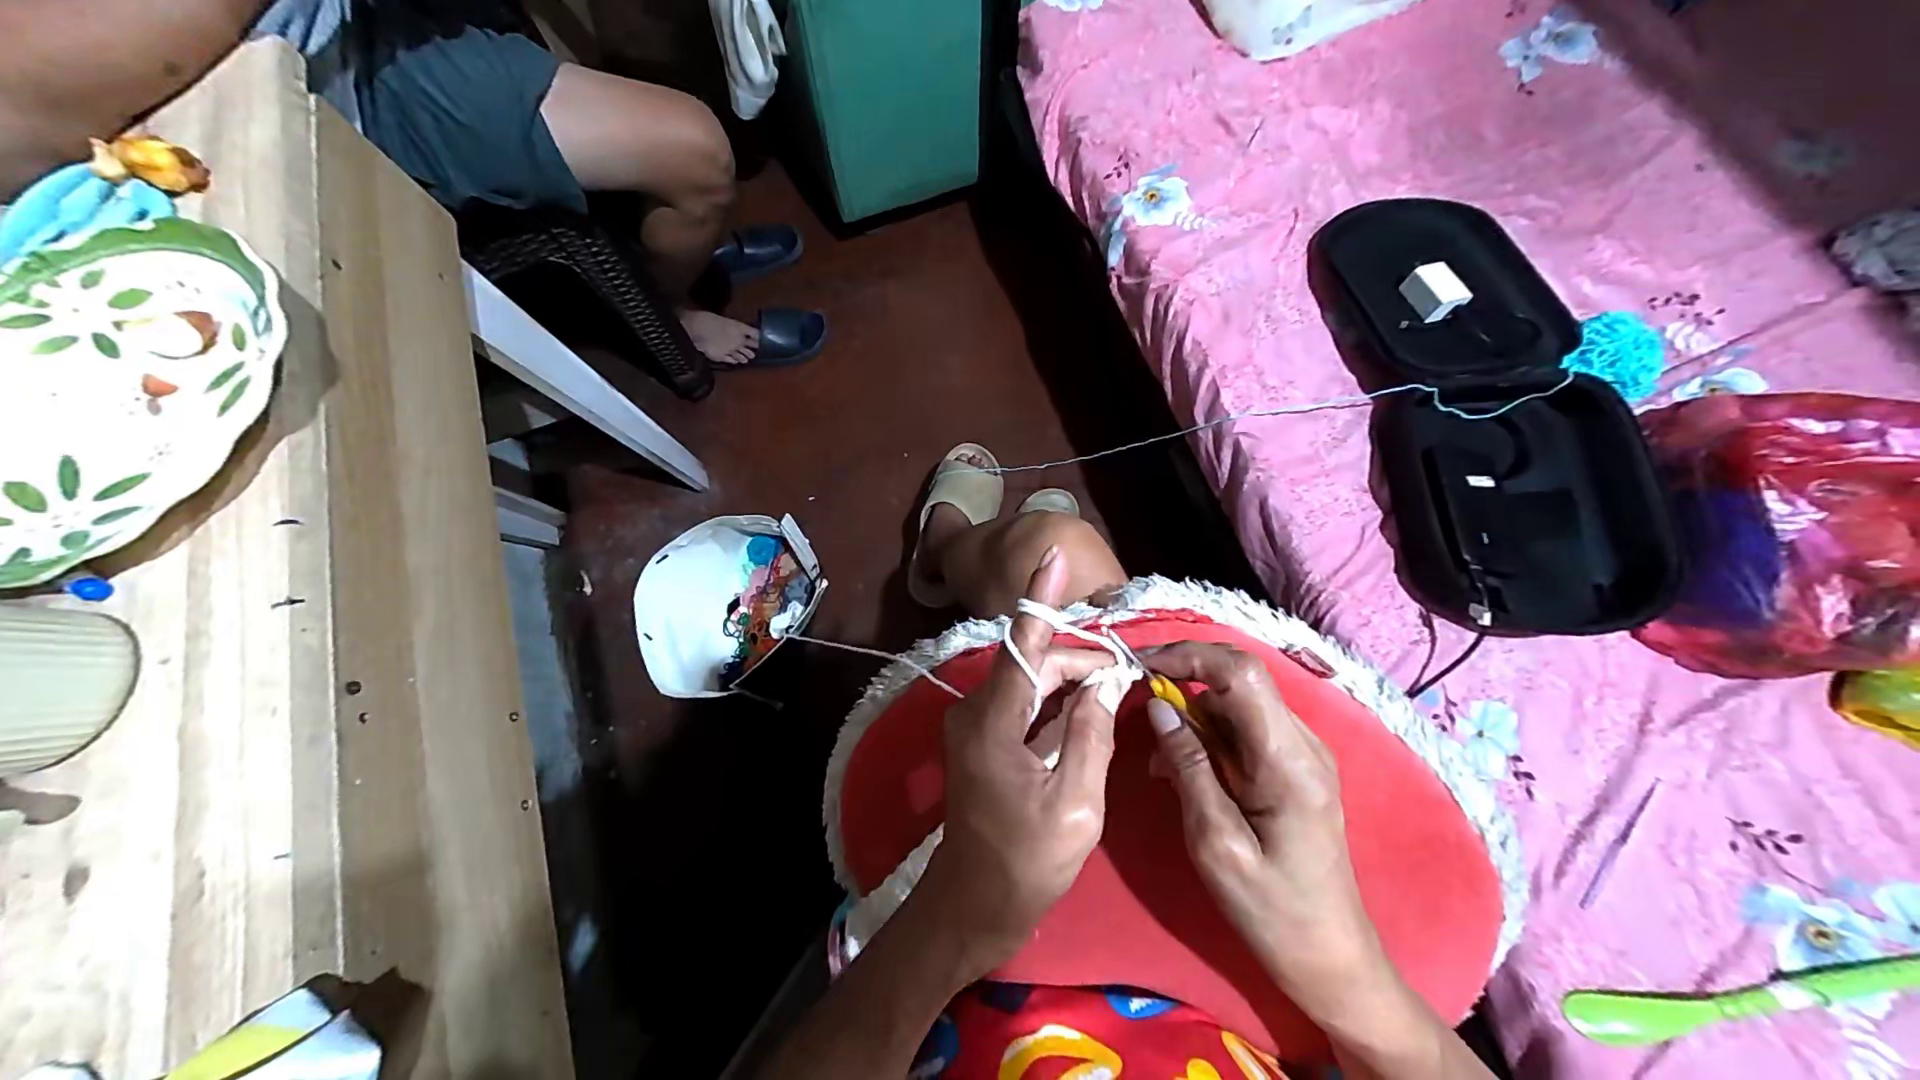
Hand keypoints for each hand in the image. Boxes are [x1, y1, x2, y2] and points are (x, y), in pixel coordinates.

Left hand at [919, 545, 1119, 978]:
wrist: (974, 903)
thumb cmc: (1026, 861)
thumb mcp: (1075, 802)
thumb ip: (1089, 733)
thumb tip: (1103, 682)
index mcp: (993, 721)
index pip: (1020, 644)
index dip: (1039, 599)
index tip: (1052, 554)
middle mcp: (976, 711)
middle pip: (1032, 663)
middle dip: (1079, 660)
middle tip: (1124, 678)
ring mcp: (975, 725)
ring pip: (1028, 682)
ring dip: (1069, 680)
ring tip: (1112, 688)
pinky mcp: (983, 740)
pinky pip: (1022, 704)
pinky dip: (1055, 700)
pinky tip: (1086, 707)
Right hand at [1143, 642, 1397, 1022]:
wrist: (1329, 956)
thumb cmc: (1271, 909)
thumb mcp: (1215, 841)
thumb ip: (1188, 766)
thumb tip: (1159, 706)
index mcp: (1289, 760)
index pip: (1241, 672)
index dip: (1188, 656)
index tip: (1141, 668)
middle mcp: (1303, 743)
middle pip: (1237, 680)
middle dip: (1183, 683)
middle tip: (1141, 712)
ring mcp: (1302, 753)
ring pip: (1235, 704)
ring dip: (1191, 717)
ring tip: (1161, 764)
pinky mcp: (1293, 766)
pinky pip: (1242, 729)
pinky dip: (1207, 737)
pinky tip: (1185, 772)